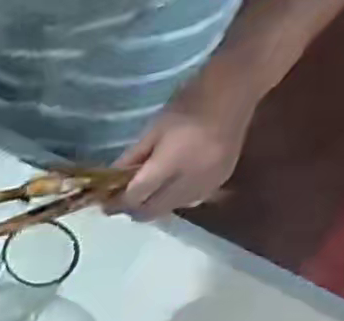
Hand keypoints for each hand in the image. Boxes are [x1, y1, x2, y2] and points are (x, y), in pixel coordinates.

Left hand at [110, 64, 258, 220]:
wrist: (238, 87)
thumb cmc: (189, 103)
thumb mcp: (152, 130)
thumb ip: (129, 161)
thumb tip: (107, 187)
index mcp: (173, 161)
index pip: (136, 197)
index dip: (117, 202)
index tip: (105, 203)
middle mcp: (192, 177)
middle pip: (151, 211)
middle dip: (133, 208)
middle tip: (123, 199)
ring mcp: (209, 181)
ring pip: (169, 210)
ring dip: (153, 206)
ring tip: (148, 190)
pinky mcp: (221, 181)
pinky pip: (188, 202)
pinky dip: (173, 200)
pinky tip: (170, 185)